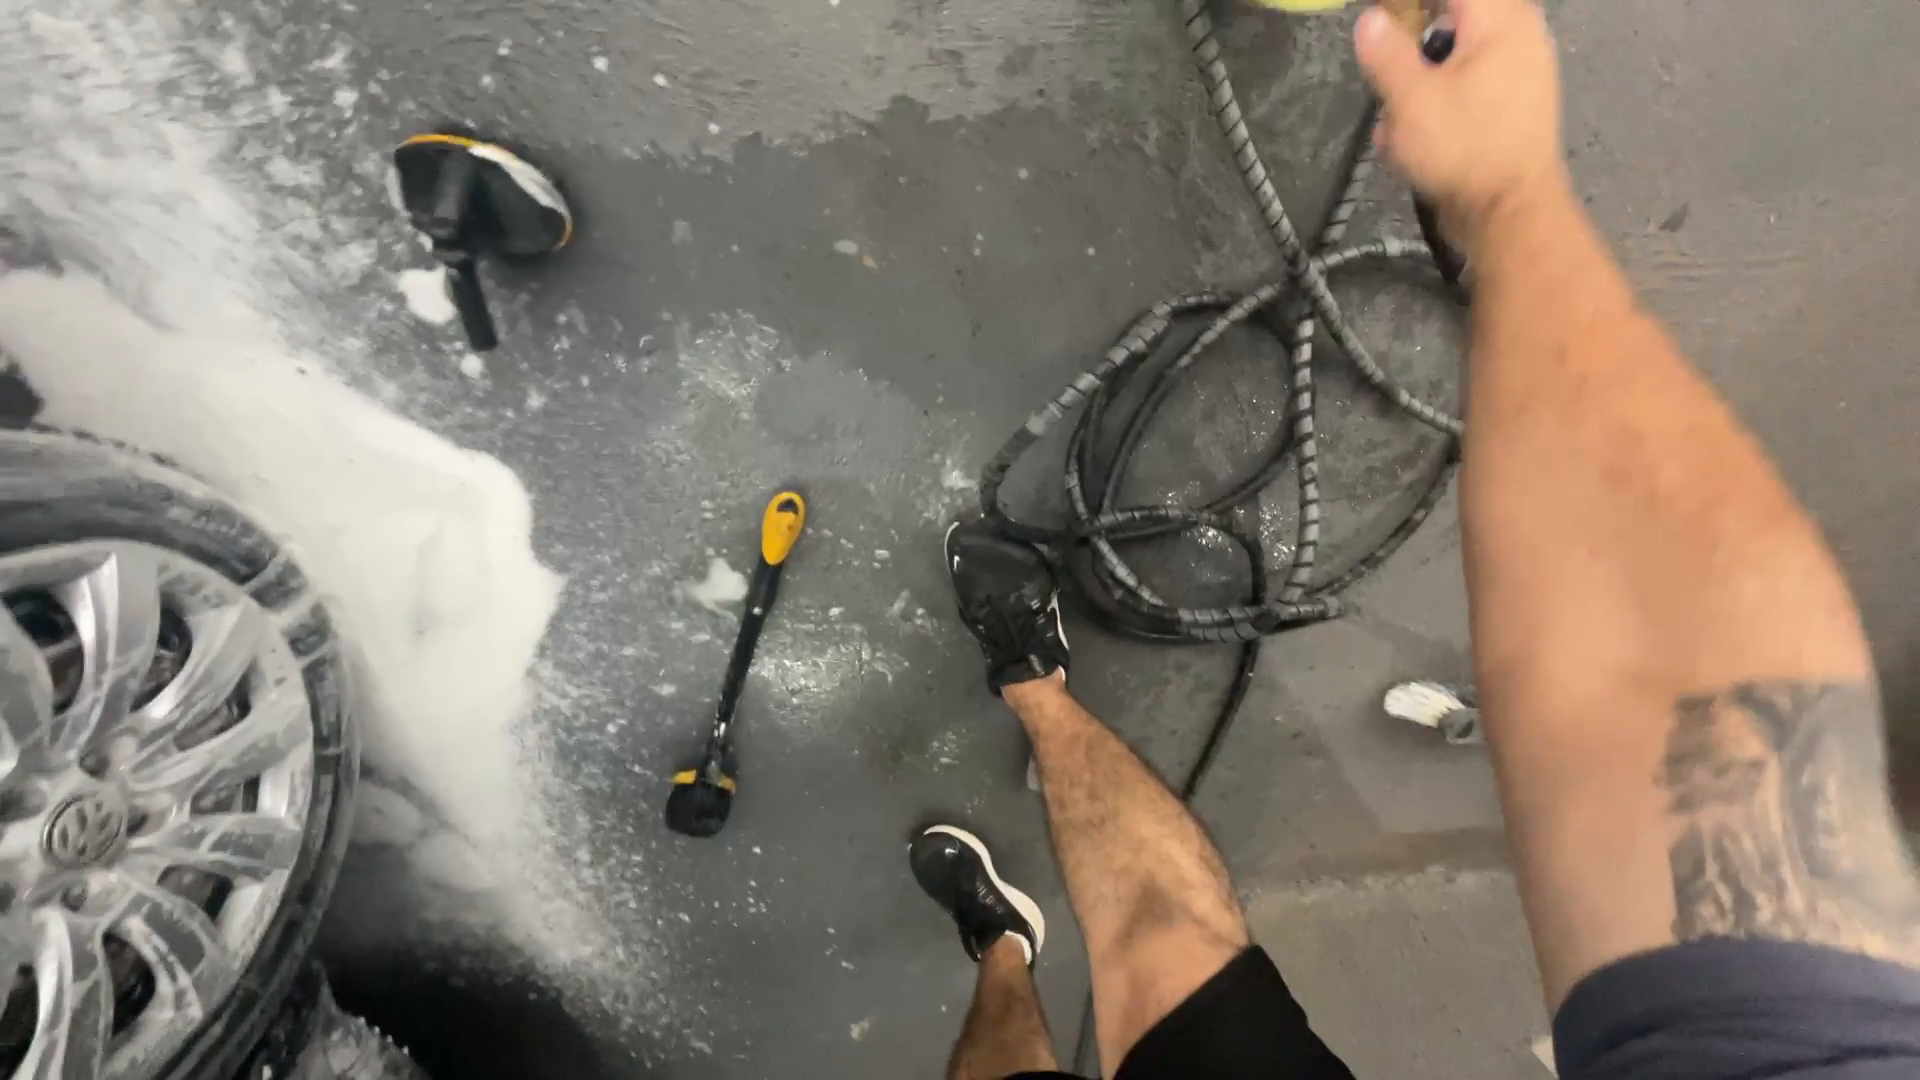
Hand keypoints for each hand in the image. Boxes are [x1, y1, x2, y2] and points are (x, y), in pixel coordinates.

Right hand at [1354, 0, 1566, 238]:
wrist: (1506, 207)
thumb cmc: (1460, 147)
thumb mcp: (1410, 100)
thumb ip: (1387, 55)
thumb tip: (1369, 19)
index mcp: (1500, 20)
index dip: (1410, 7)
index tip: (1380, 24)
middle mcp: (1519, 36)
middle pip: (1450, 26)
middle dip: (1410, 59)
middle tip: (1386, 90)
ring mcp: (1520, 74)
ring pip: (1453, 66)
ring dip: (1416, 93)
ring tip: (1394, 130)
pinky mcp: (1512, 110)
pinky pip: (1466, 94)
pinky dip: (1435, 112)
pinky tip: (1414, 145)